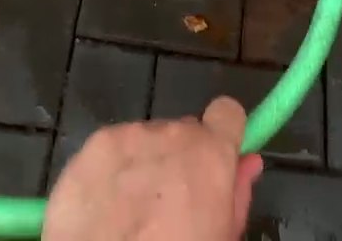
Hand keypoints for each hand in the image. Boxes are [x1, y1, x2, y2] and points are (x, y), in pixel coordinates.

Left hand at [44, 96, 263, 240]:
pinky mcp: (94, 144)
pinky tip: (107, 206)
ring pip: (146, 140)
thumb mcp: (221, 236)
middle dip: (179, 160)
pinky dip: (113, 171)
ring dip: (145, 165)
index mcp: (211, 155)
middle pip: (182, 133)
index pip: (227, 113)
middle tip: (168, 204)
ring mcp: (131, 135)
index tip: (216, 158)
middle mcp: (173, 133)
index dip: (223, 134)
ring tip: (133, 212)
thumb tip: (247, 163)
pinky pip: (113, 150)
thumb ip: (236, 194)